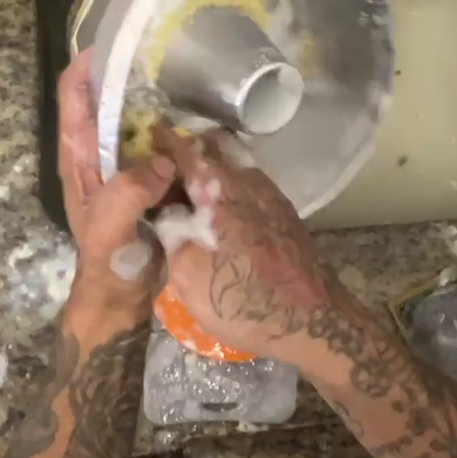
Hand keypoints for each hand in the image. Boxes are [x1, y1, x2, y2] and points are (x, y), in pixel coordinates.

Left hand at [57, 50, 174, 316]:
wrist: (124, 294)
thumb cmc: (109, 259)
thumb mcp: (110, 227)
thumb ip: (128, 192)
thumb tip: (161, 160)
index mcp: (79, 155)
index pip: (73, 97)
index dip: (85, 66)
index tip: (113, 42)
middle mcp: (100, 152)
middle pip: (107, 100)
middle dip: (127, 73)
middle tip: (163, 51)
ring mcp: (126, 164)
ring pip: (138, 118)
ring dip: (156, 98)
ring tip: (186, 76)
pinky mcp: (150, 178)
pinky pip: (163, 143)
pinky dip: (176, 128)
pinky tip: (200, 118)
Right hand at [156, 126, 358, 372]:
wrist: (313, 322)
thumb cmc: (243, 301)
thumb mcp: (187, 276)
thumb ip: (170, 234)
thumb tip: (163, 210)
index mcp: (217, 189)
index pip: (182, 150)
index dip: (159, 141)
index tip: (142, 136)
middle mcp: (245, 180)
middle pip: (210, 151)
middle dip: (185, 153)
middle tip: (160, 169)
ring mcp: (270, 193)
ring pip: (231, 168)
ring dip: (209, 172)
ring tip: (186, 193)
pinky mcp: (284, 212)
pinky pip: (247, 186)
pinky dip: (228, 189)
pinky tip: (218, 214)